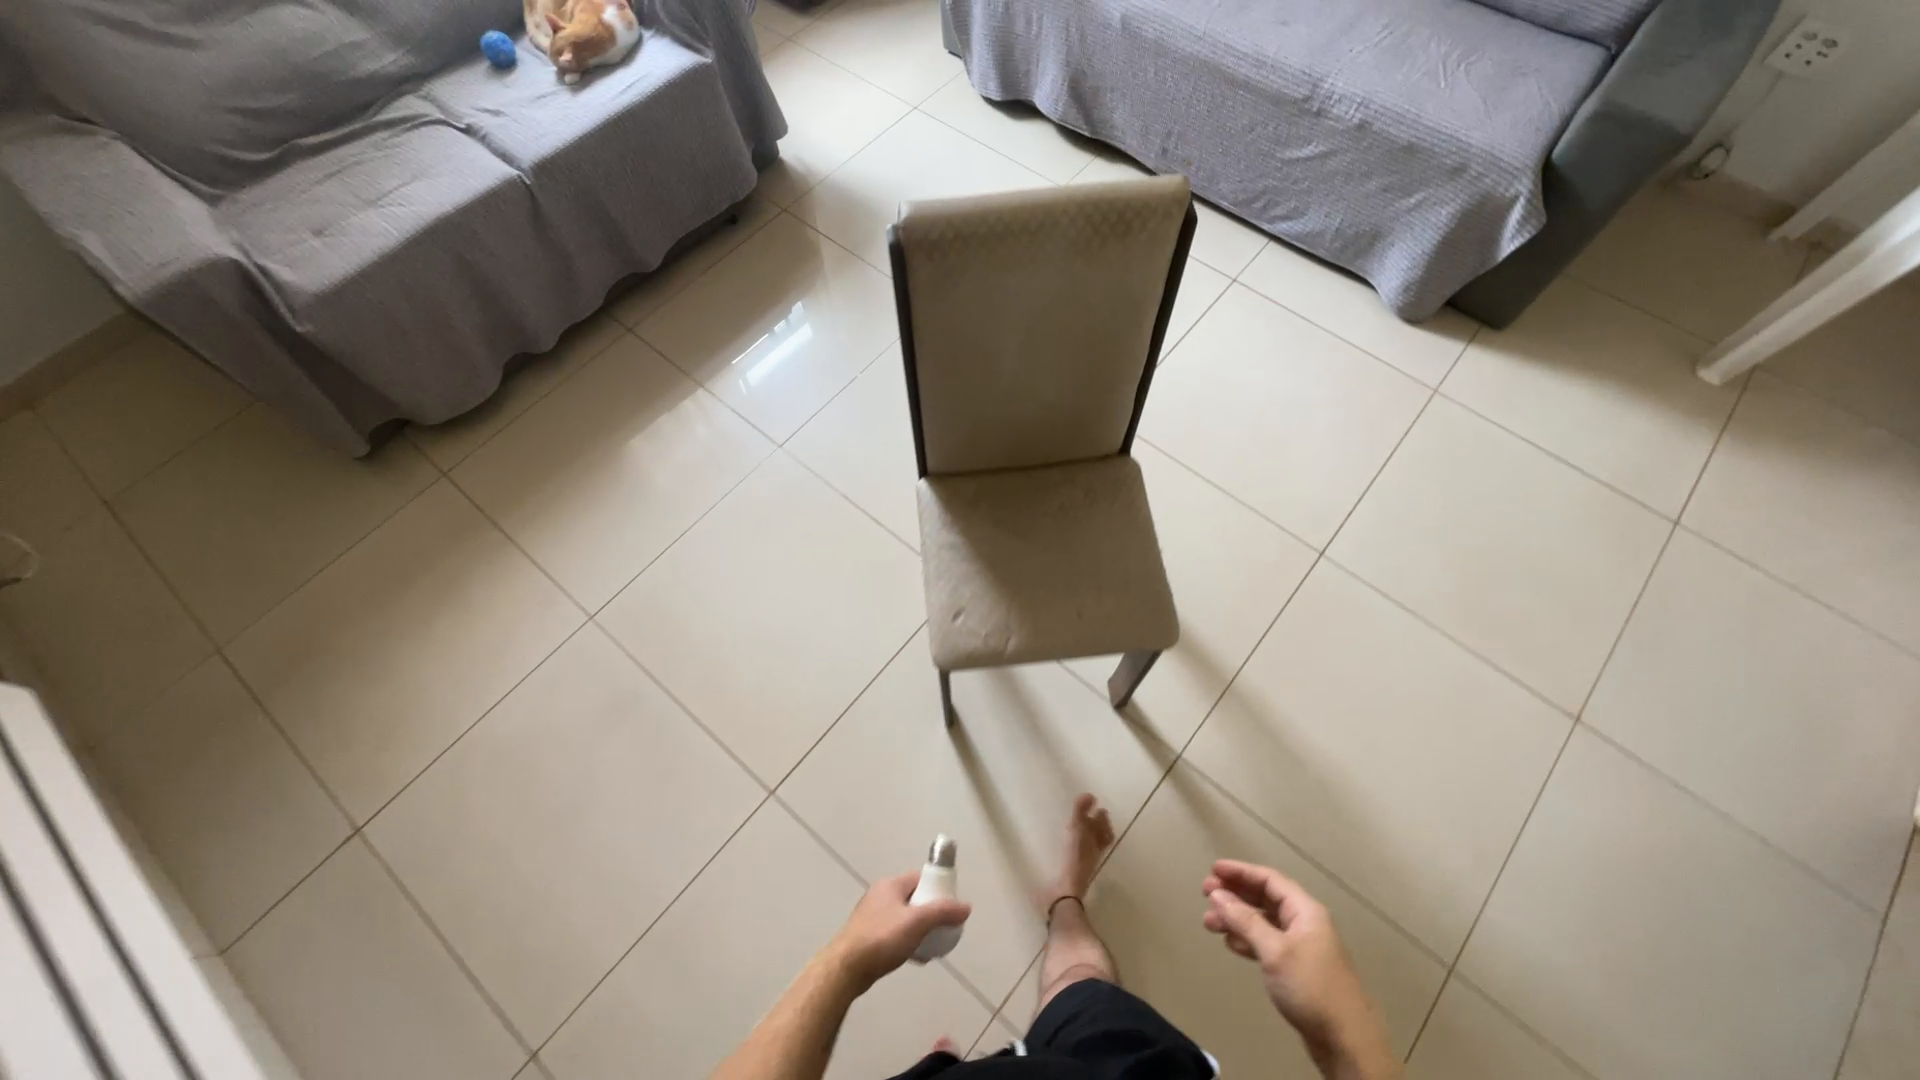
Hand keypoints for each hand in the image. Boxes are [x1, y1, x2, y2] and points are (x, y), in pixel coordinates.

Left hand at [827, 873, 971, 990]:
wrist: (846, 969)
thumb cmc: (882, 939)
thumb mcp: (917, 923)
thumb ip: (942, 912)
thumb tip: (966, 907)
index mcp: (890, 885)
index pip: (920, 878)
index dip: (937, 889)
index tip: (949, 907)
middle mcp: (880, 895)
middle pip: (913, 898)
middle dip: (929, 913)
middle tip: (942, 929)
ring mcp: (871, 916)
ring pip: (904, 918)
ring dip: (918, 929)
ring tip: (930, 945)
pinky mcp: (867, 936)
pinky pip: (894, 933)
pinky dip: (906, 941)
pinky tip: (913, 956)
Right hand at [1201, 860, 1392, 1069]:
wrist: (1345, 1040)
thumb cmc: (1310, 987)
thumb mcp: (1275, 951)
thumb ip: (1245, 920)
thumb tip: (1217, 894)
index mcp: (1305, 911)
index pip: (1269, 880)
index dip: (1241, 872)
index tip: (1213, 870)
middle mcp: (1304, 923)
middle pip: (1265, 898)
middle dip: (1235, 894)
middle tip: (1205, 894)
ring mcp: (1301, 946)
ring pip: (1263, 922)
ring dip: (1237, 919)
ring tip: (1209, 923)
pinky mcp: (1297, 968)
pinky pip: (1267, 943)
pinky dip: (1248, 939)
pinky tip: (1232, 944)